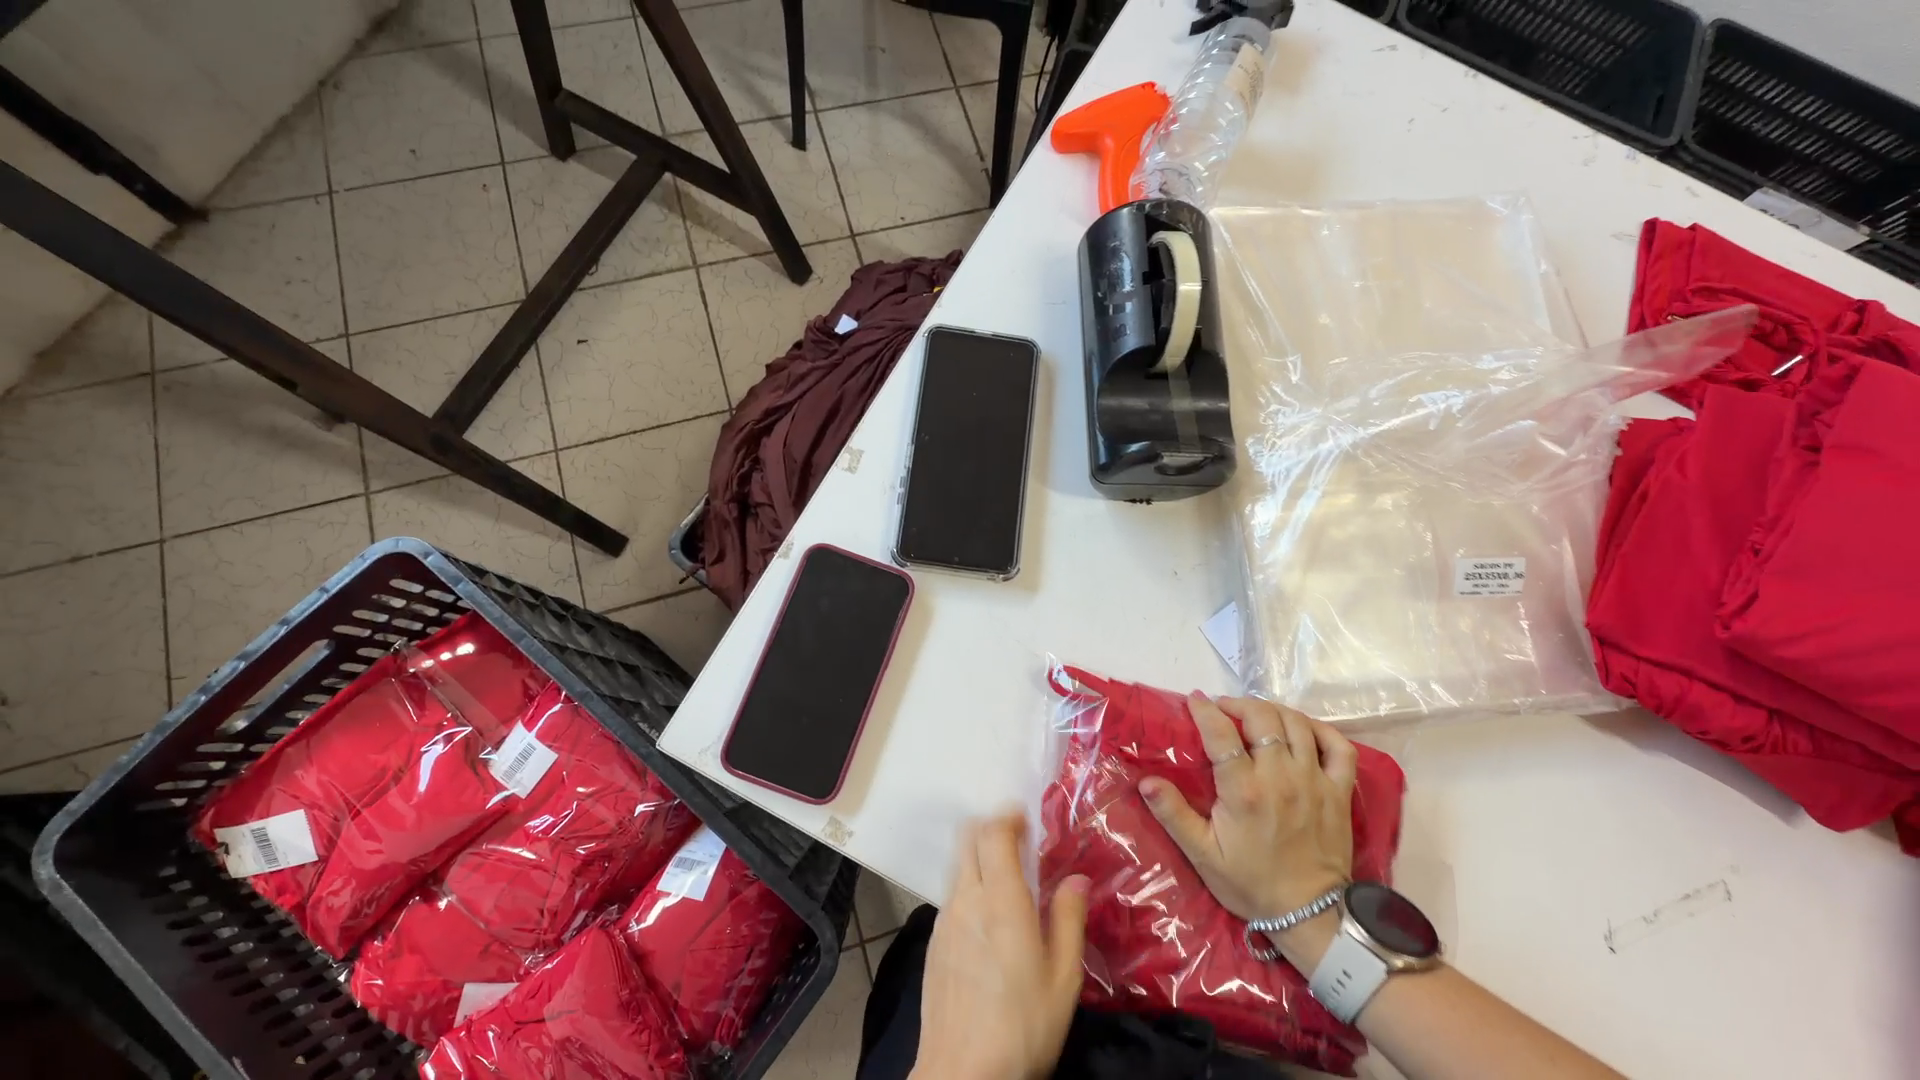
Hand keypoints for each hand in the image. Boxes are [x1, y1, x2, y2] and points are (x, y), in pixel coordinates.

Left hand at [911, 812, 1089, 1079]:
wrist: (962, 1073)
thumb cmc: (1023, 1025)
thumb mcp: (1063, 977)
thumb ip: (1069, 918)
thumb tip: (1077, 878)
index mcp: (1001, 900)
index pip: (993, 833)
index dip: (1007, 817)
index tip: (1025, 817)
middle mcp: (966, 900)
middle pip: (968, 841)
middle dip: (990, 829)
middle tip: (1018, 839)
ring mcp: (944, 921)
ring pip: (958, 867)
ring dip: (978, 858)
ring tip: (1008, 878)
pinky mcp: (933, 943)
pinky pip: (952, 896)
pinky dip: (969, 886)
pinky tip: (988, 917)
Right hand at [1138, 694, 1357, 924]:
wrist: (1310, 914)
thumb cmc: (1250, 883)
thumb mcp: (1202, 854)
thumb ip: (1173, 814)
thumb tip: (1146, 781)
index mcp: (1243, 790)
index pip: (1221, 733)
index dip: (1205, 710)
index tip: (1194, 700)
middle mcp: (1280, 776)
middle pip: (1262, 718)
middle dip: (1238, 704)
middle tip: (1223, 709)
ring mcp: (1315, 781)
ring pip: (1297, 724)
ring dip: (1273, 711)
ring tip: (1256, 715)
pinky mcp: (1339, 791)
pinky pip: (1338, 746)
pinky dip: (1320, 729)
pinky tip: (1302, 729)